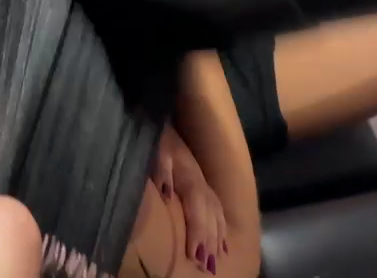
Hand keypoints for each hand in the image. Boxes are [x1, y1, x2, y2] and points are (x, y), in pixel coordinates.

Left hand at [151, 123, 226, 272]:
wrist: (155, 115)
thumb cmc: (153, 134)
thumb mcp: (153, 146)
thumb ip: (160, 168)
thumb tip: (168, 195)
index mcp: (188, 173)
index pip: (197, 207)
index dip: (198, 232)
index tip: (196, 256)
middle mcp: (199, 179)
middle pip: (209, 214)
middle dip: (209, 240)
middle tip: (208, 267)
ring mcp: (201, 179)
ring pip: (215, 212)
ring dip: (216, 236)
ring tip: (216, 259)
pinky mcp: (199, 179)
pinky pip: (217, 206)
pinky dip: (221, 225)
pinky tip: (223, 241)